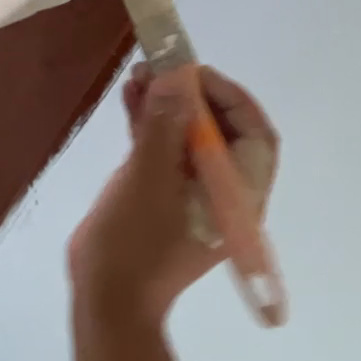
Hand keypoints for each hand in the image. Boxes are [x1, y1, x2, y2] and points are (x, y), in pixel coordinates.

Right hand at [67, 65, 277, 321]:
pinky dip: (149, 121)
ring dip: (168, 102)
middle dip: (192, 93)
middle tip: (161, 64)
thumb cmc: (136, 242)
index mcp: (237, 194)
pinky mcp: (161, 191)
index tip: (191, 70)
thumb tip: (176, 76)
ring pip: (189, 134)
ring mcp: (190, 190)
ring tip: (139, 72)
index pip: (254, 133)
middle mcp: (222, 189)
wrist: (106, 295)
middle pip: (220, 129)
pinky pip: (164, 147)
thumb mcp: (148, 178)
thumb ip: (163, 126)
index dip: (228, 95)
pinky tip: (129, 96)